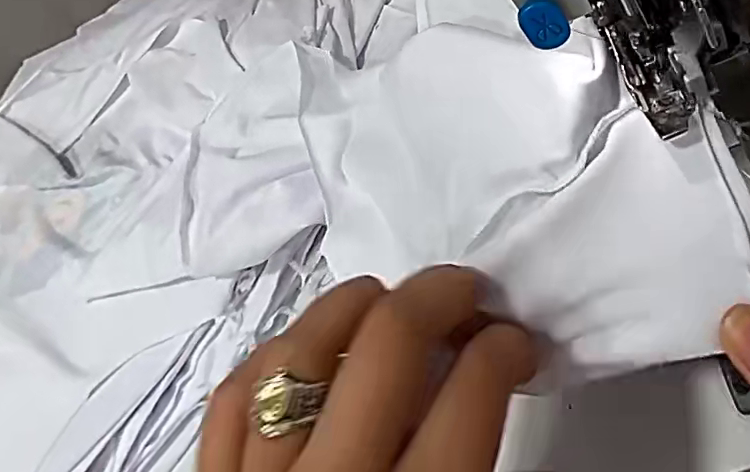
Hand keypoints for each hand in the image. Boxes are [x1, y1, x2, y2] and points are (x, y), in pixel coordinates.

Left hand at [200, 266, 535, 471]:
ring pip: (303, 349)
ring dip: (358, 303)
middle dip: (442, 295)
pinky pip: (236, 396)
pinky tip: (313, 351)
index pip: (469, 395)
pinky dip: (278, 355)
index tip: (514, 343)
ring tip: (392, 302)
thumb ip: (468, 467)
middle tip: (468, 296)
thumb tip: (485, 382)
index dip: (504, 349)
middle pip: (389, 343)